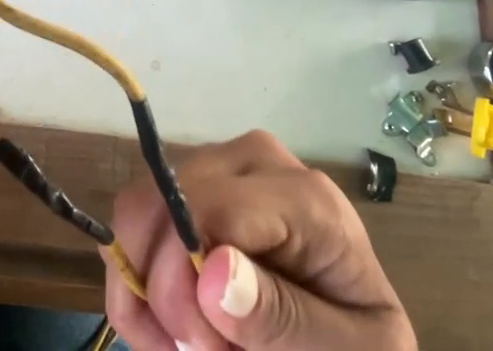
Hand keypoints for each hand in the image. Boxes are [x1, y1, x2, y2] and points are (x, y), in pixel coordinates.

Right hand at [103, 131, 414, 350]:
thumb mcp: (345, 350)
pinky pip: (136, 219)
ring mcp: (215, 165)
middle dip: (158, 286)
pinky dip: (136, 275)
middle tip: (187, 348)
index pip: (208, 212)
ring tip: (177, 341)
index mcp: (303, 196)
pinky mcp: (189, 183)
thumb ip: (283, 316)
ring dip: (140, 285)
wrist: (353, 334)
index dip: (181, 277)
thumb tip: (211, 269)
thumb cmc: (356, 344)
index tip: (198, 345)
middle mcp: (252, 160)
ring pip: (137, 210)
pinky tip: (167, 319)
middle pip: (161, 204)